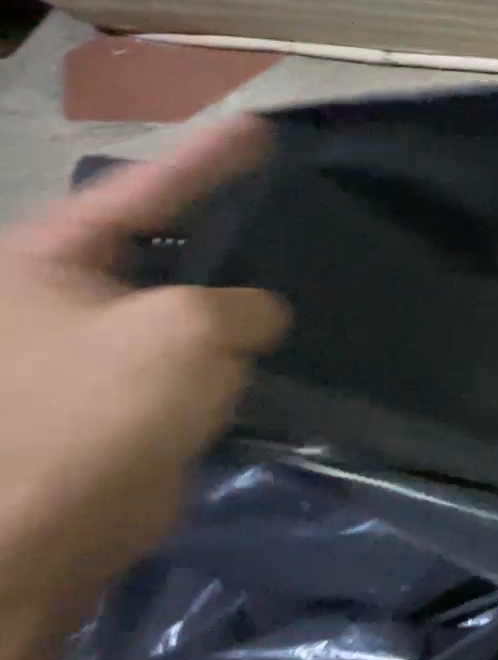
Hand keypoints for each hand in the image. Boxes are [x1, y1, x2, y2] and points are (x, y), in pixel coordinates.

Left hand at [0, 118, 290, 611]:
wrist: (40, 532)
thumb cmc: (96, 410)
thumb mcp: (192, 329)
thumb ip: (245, 302)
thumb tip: (254, 317)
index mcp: (40, 264)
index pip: (139, 192)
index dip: (207, 160)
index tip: (260, 127)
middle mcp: (49, 297)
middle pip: (155, 240)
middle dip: (221, 222)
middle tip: (284, 197)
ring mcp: (77, 348)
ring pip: (174, 297)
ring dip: (231, 287)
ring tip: (295, 260)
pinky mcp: (110, 394)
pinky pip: (181, 347)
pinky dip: (228, 339)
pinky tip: (274, 332)